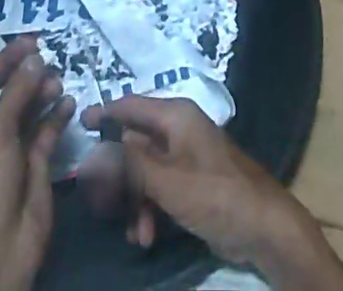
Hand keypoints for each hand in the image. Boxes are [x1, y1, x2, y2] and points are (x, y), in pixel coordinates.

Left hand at [0, 37, 75, 290]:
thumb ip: (15, 95)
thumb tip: (34, 58)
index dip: (7, 58)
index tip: (32, 40)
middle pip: (11, 93)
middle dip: (30, 73)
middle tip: (54, 56)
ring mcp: (14, 150)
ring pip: (31, 110)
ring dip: (45, 92)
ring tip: (61, 79)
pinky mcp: (37, 166)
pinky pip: (48, 132)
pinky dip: (58, 116)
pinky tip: (69, 102)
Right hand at [81, 97, 342, 289]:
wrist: (263, 227)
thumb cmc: (214, 193)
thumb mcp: (165, 179)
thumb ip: (127, 163)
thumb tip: (94, 151)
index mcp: (174, 115)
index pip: (130, 105)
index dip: (103, 114)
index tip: (79, 126)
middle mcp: (178, 130)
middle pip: (133, 143)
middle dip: (118, 177)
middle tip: (100, 201)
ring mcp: (186, 157)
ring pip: (144, 171)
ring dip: (134, 201)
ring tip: (134, 232)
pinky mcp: (191, 183)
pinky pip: (159, 188)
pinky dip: (149, 209)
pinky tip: (145, 236)